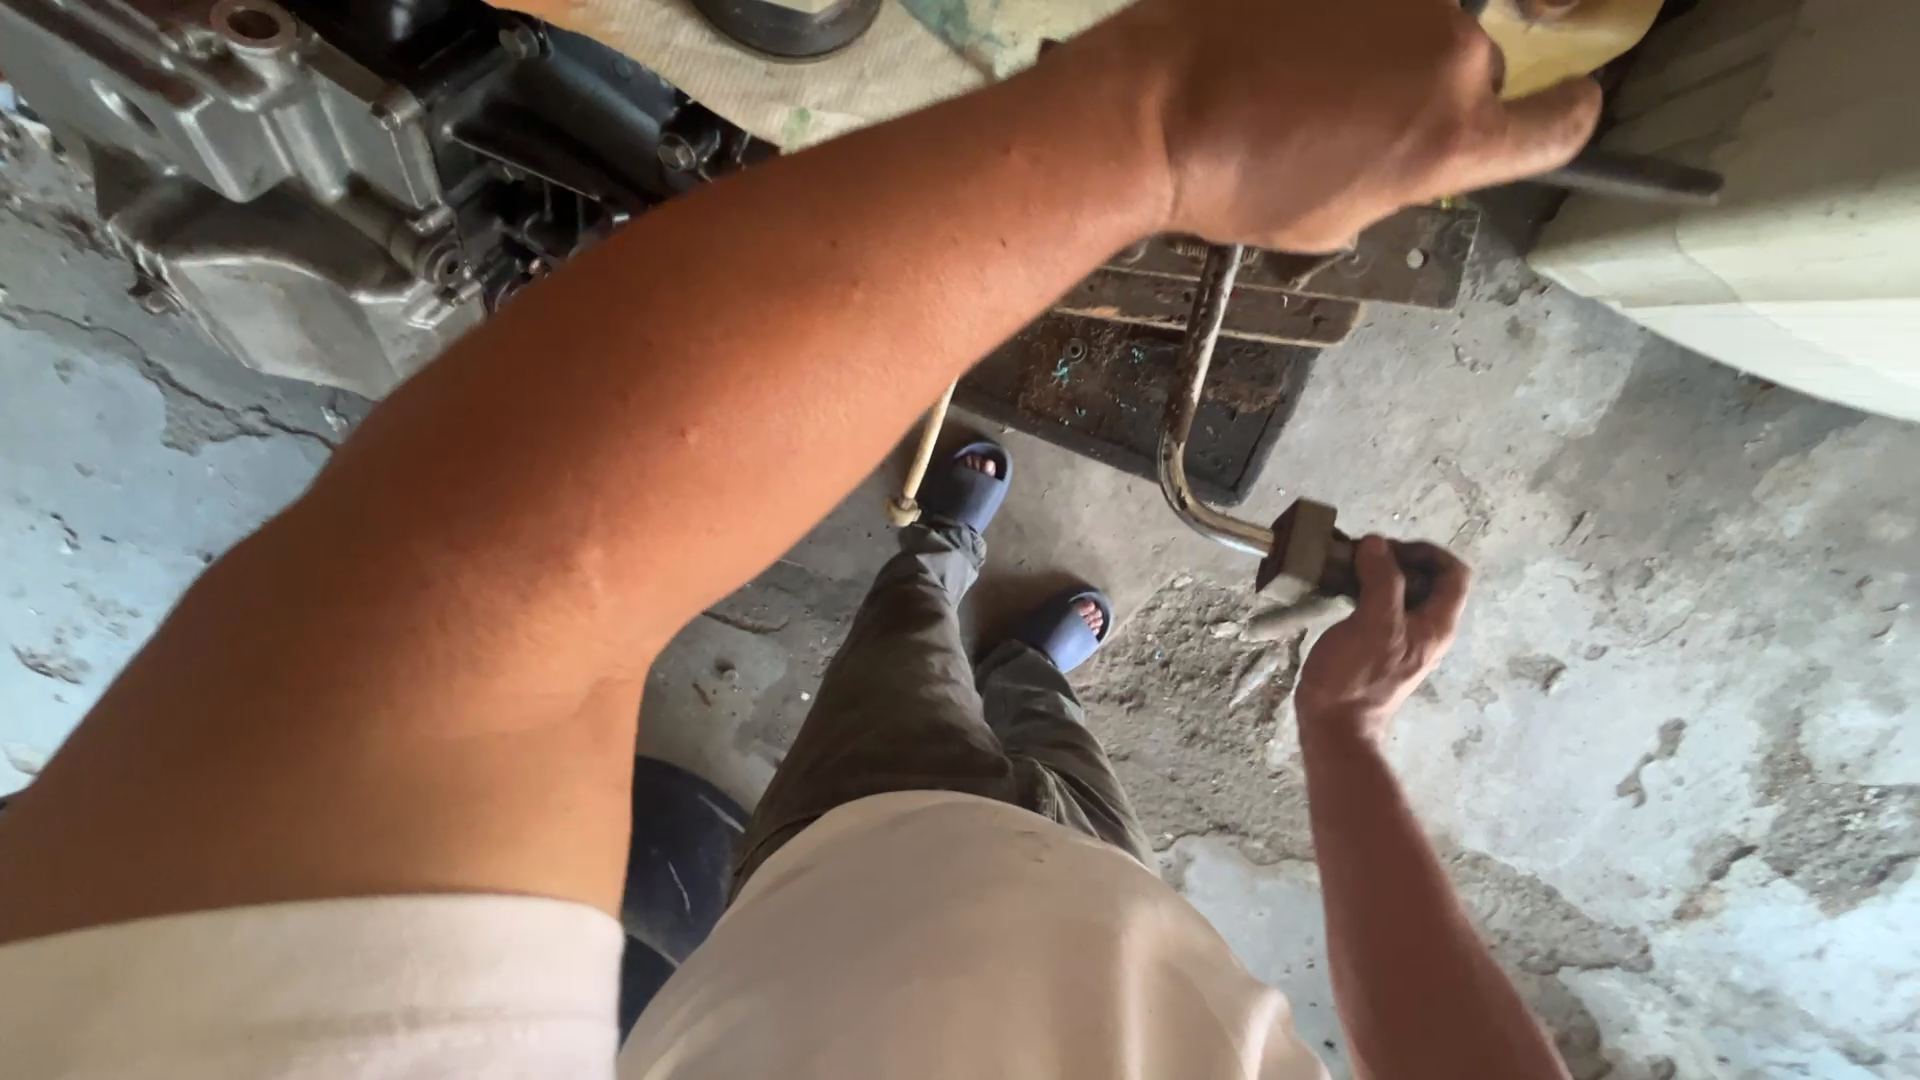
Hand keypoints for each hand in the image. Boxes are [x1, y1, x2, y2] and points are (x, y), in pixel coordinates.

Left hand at [1096, 0, 1601, 250]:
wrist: (1158, 109)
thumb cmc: (1230, 188)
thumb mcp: (1322, 224)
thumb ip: (1391, 186)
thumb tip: (1400, 162)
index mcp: (1449, 139)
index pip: (1558, 125)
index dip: (1555, 123)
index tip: (1543, 118)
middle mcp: (1451, 52)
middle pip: (1473, 71)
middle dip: (1425, 97)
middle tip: (1350, 118)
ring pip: (1422, 26)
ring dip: (1382, 50)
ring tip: (1302, 79)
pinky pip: (1370, 3)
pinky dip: (1341, 22)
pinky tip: (1291, 48)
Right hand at [1295, 536, 1470, 743]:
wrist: (1334, 722)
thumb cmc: (1357, 675)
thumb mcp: (1373, 624)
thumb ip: (1381, 582)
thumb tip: (1376, 544)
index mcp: (1437, 625)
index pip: (1454, 573)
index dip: (1426, 552)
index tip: (1387, 549)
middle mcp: (1426, 630)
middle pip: (1427, 580)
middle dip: (1396, 560)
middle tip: (1361, 556)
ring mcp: (1401, 639)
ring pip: (1400, 593)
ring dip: (1376, 575)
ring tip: (1346, 568)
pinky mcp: (1376, 645)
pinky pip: (1378, 608)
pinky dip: (1363, 592)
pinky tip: (1339, 591)